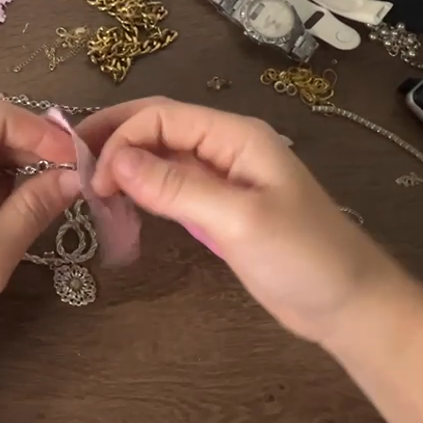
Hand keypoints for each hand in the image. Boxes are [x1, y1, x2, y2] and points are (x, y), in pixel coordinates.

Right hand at [81, 97, 403, 346]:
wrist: (350, 305)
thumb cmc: (304, 256)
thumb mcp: (239, 219)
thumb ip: (177, 188)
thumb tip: (115, 159)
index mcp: (235, 135)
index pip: (162, 117)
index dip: (122, 139)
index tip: (94, 179)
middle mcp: (225, 146)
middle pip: (158, 128)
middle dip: (115, 138)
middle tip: (72, 164)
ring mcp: (222, 177)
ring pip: (161, 156)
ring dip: (125, 164)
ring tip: (90, 187)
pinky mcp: (219, 207)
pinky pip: (171, 185)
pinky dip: (142, 189)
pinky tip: (122, 203)